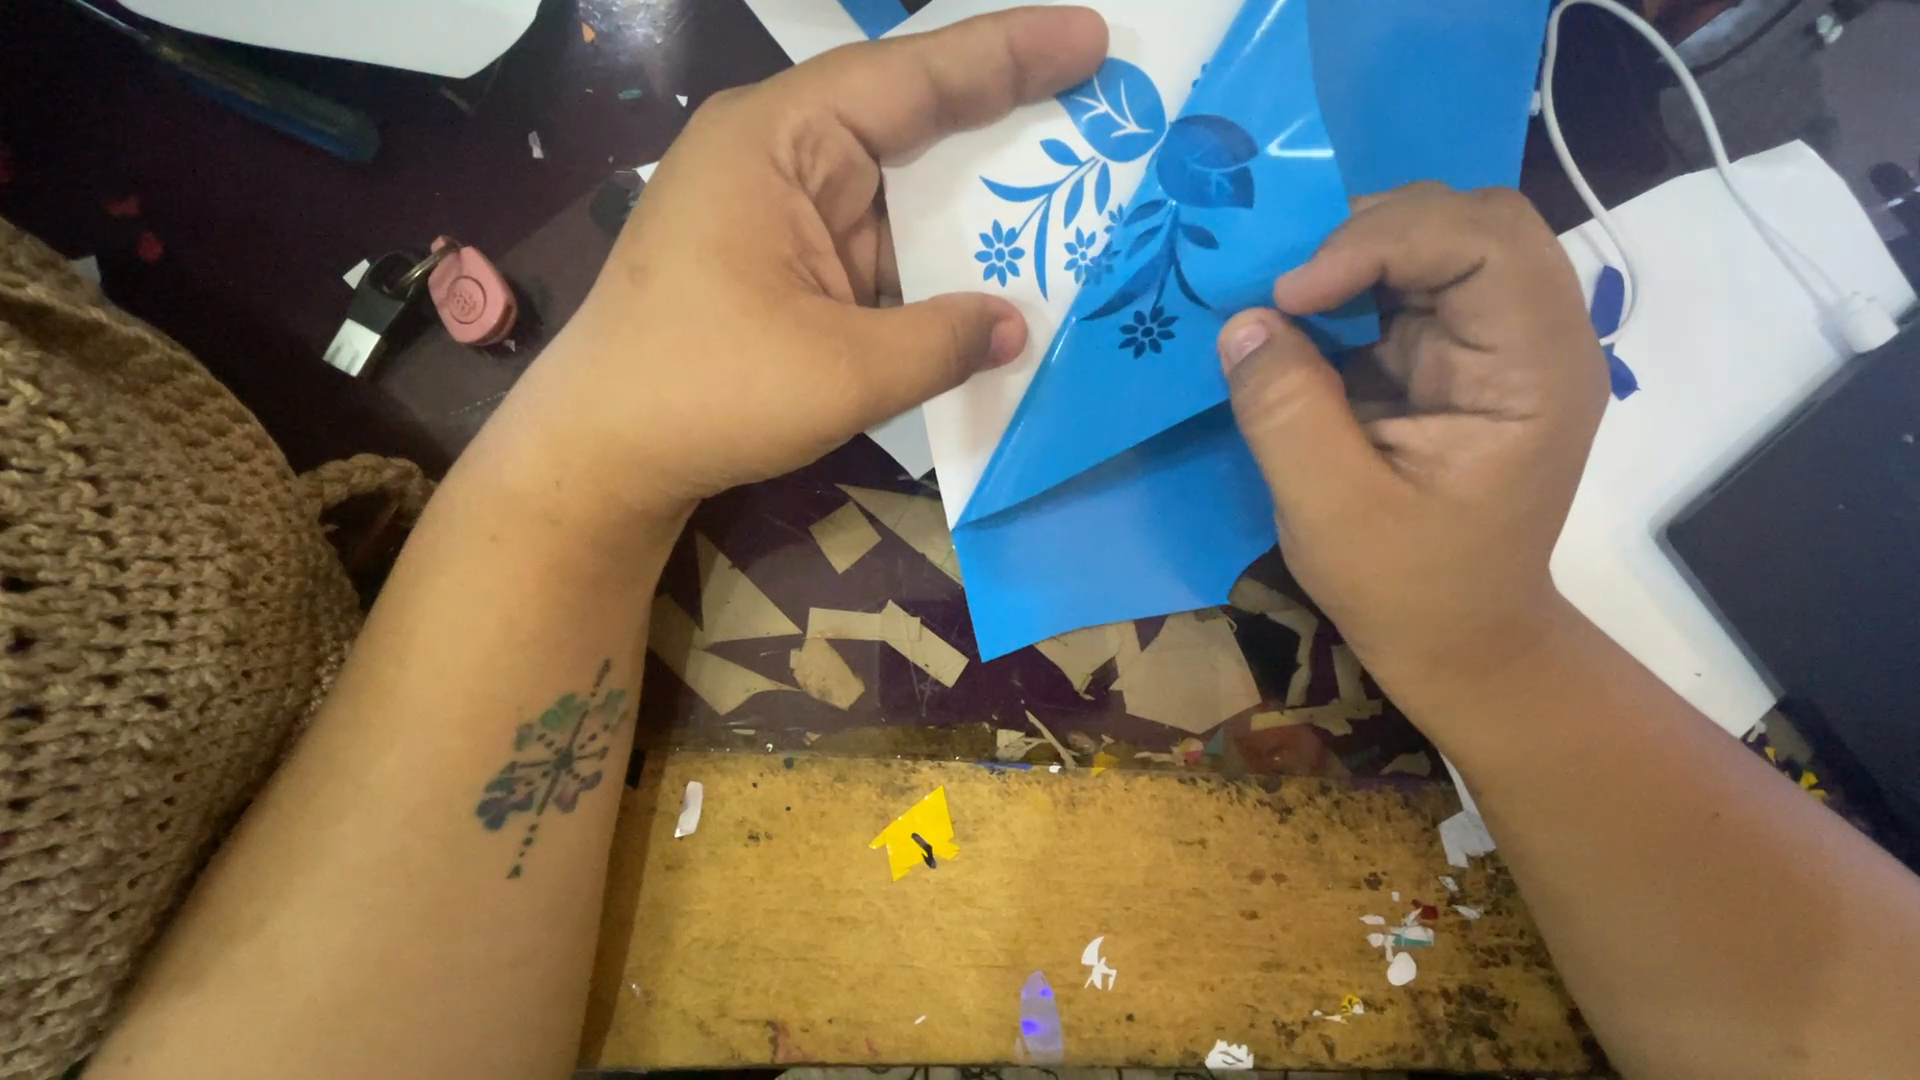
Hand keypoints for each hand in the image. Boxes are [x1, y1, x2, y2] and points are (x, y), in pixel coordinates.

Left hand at [481, 8, 1107, 526]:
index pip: (911, 77)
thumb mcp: (843, 370)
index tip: (1092, 41)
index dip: (1008, 56)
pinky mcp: (787, 273)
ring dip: (970, 220)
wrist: (608, 452)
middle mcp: (782, 162)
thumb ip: (942, 343)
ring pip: (899, 204)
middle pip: (910, 131)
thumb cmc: (707, 391)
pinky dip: (930, 274)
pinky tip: (988, 289)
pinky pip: (878, 259)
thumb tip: (1014, 327)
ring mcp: (783, 220)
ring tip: (1066, 215)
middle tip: (1098, 127)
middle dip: (1002, 133)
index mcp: (781, 142)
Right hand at [1216, 185, 1607, 693]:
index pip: (1484, 242)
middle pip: (1467, 223)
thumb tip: (1240, 323)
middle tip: (1278, 280)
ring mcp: (1486, 349)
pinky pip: (1394, 294)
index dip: (1381, 241)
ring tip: (1274, 295)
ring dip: (1346, 257)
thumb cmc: (1406, 587)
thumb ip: (1285, 412)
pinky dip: (1336, 294)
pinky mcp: (1442, 364)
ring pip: (1430, 247)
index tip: (1289, 296)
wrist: (1454, 638)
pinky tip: (1290, 322)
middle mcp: (1526, 339)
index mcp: (1533, 371)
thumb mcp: (1331, 509)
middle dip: (1365, 233)